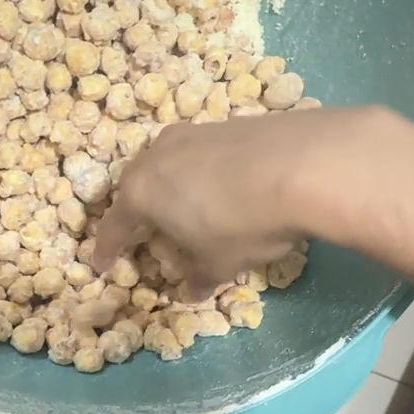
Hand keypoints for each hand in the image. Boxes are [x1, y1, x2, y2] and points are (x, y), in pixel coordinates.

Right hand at [94, 106, 413, 296]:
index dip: (108, 251)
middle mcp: (157, 156)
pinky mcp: (227, 122)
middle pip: (136, 188)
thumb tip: (192, 291)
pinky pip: (201, 155)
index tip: (103, 266)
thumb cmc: (244, 223)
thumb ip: (198, 278)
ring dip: (171, 190)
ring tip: (186, 212)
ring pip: (168, 166)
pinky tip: (224, 191)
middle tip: (144, 234)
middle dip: (137, 213)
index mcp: (140, 192)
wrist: (310, 164)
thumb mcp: (218, 264)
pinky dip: (203, 175)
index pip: (114, 227)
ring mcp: (193, 133)